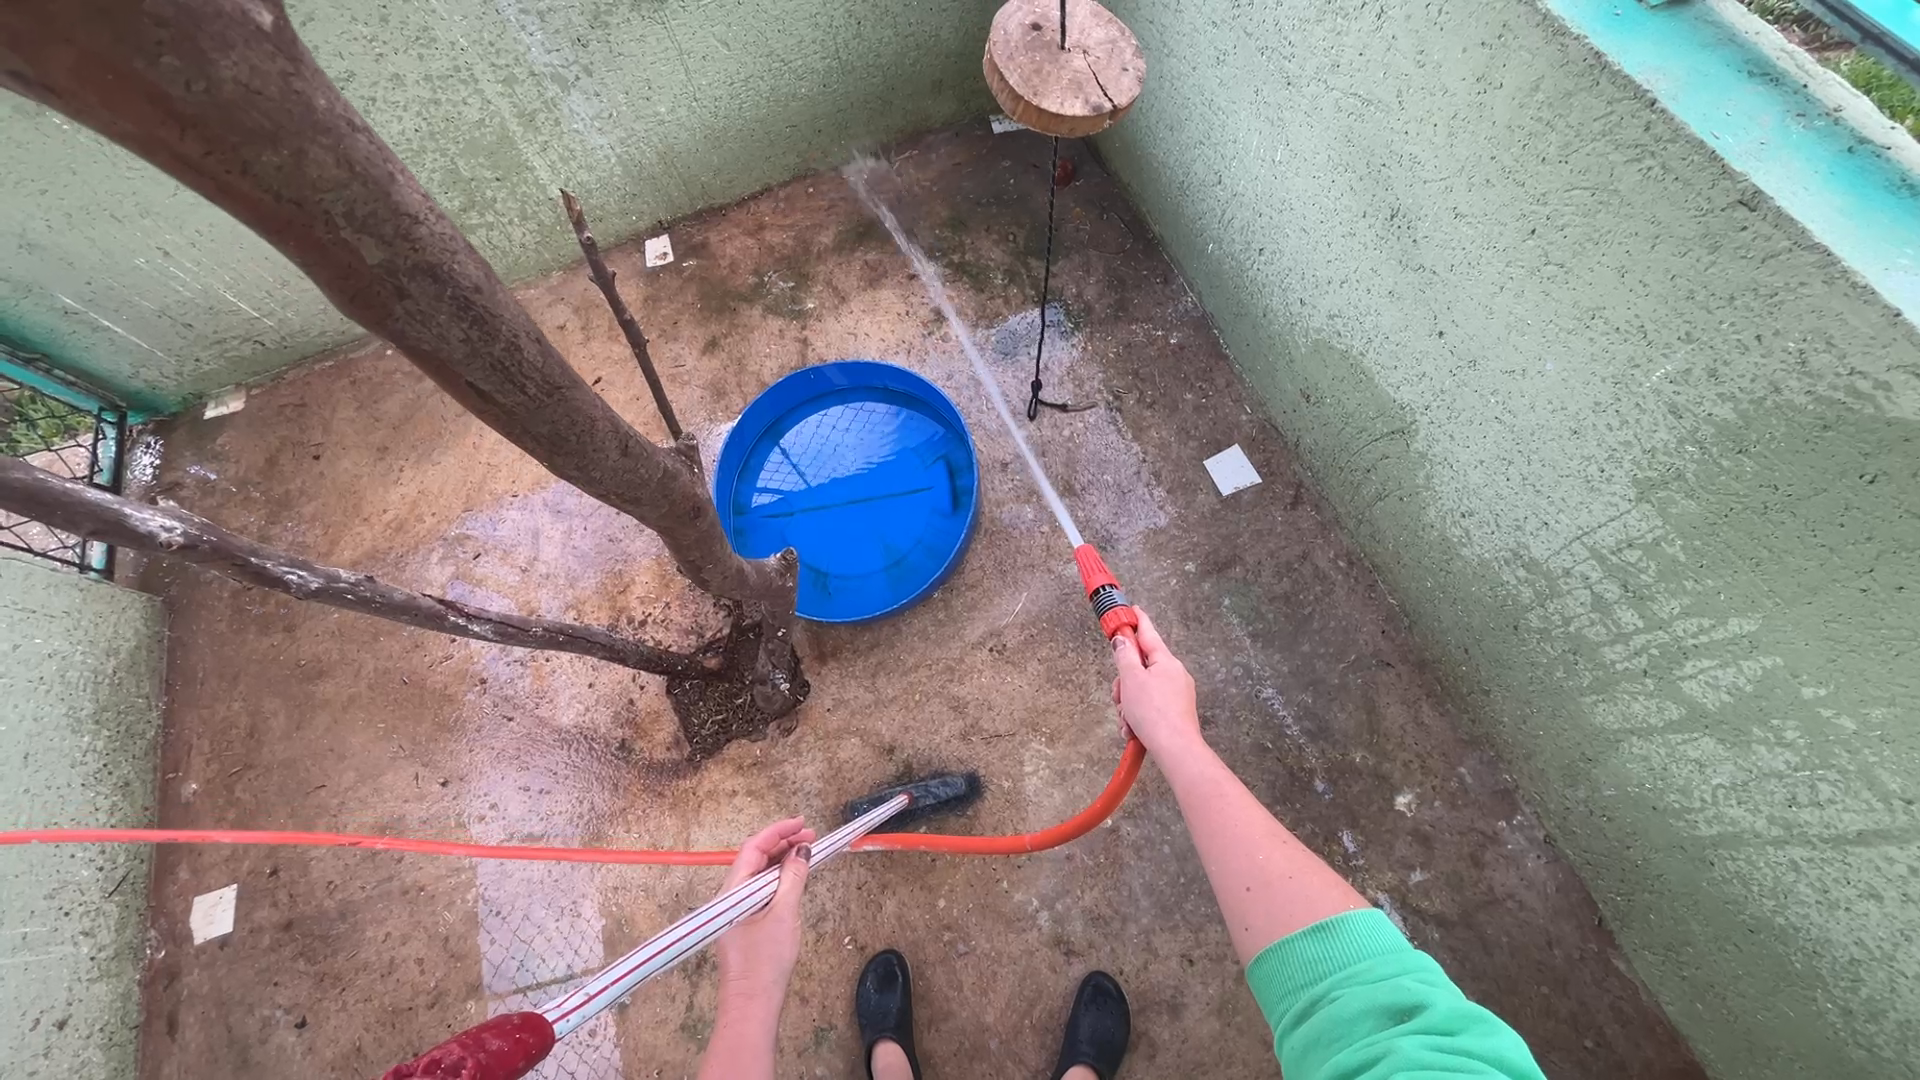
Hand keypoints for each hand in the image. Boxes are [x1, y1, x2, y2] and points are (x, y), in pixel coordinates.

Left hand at [713, 817, 814, 1002]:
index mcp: (733, 890)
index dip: (778, 830)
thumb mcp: (784, 913)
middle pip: (755, 857)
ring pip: (758, 872)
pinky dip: (778, 877)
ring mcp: (736, 908)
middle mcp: (730, 895)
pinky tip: (793, 875)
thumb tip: (801, 850)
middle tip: (811, 836)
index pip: (754, 847)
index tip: (802, 822)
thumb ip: (793, 877)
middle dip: (782, 842)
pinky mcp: (743, 920)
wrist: (752, 1004)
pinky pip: (760, 888)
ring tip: (806, 851)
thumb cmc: (766, 961)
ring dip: (782, 859)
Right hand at [1111, 609, 1202, 757]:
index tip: (1131, 610)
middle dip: (1124, 682)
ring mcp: (1177, 694)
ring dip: (1128, 703)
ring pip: (1142, 689)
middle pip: (1140, 667)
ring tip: (1127, 720)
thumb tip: (1122, 639)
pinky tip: (1133, 730)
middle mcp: (1174, 674)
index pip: (1148, 633)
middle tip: (1119, 696)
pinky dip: (1138, 716)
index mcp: (1166, 661)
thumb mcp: (1131, 679)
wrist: (1175, 749)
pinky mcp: (1175, 712)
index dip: (1137, 621)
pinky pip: (1150, 706)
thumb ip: (1124, 655)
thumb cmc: (1154, 713)